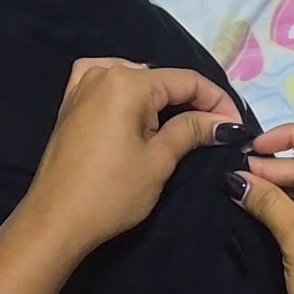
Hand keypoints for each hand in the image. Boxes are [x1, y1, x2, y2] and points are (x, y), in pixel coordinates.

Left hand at [18, 58, 247, 254]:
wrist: (56, 221)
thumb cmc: (112, 192)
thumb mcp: (159, 160)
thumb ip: (192, 131)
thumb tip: (225, 123)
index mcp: (127, 82)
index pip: (187, 81)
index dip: (217, 101)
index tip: (236, 126)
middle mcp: (103, 73)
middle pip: (162, 80)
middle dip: (193, 102)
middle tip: (216, 130)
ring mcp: (83, 85)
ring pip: (138, 81)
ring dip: (164, 99)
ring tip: (184, 123)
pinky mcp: (71, 103)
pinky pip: (109, 84)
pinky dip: (130, 93)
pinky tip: (139, 107)